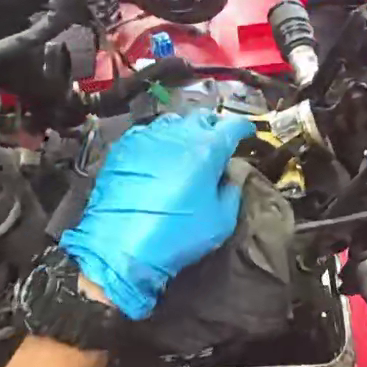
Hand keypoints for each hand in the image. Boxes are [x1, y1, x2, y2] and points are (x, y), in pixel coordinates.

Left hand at [59, 112, 253, 318]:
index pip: (233, 125)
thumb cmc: (178, 235)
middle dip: (214, 126)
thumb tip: (233, 169)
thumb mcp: (221, 220)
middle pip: (203, 117)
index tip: (247, 134)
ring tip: (188, 145)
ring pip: (174, 121)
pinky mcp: (124, 147)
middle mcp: (180, 134)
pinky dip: (160, 138)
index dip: (244, 128)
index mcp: (208, 148)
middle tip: (218, 141)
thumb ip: (233, 188)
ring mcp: (148, 137)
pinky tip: (160, 154)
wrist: (119, 248)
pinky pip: (149, 133)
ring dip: (186, 130)